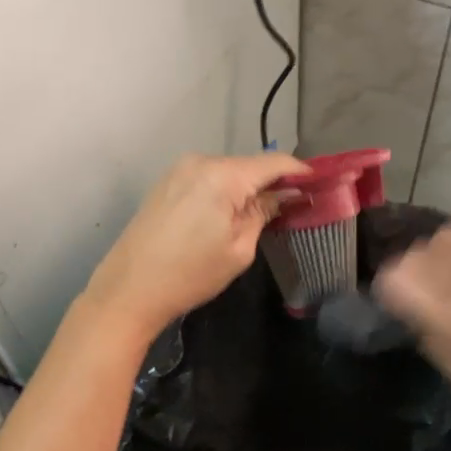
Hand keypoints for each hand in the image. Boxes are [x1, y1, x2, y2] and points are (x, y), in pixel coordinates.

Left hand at [81, 152, 308, 338]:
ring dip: (247, 188)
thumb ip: (263, 212)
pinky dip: (223, 192)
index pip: (274, 162)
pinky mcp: (165, 184)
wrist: (128, 288)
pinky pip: (206, 180)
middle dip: (273, 182)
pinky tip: (229, 214)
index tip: (322, 186)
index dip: (301, 173)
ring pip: (227, 173)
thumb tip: (284, 195)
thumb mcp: (239, 248)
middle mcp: (199, 162)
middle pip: (249, 165)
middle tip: (296, 206)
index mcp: (222, 175)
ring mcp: (178, 170)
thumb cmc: (190, 273)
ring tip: (265, 214)